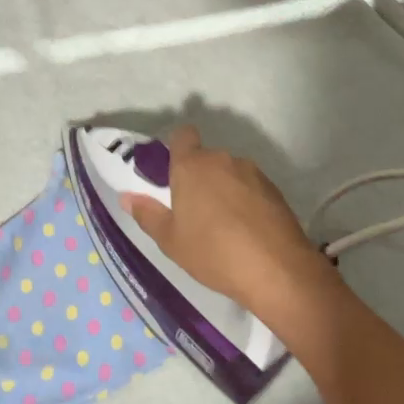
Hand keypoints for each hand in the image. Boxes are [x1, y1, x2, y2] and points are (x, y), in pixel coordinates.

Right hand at [119, 125, 338, 323]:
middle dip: (199, 177)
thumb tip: (127, 196)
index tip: (174, 173)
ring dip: (223, 189)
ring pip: (229, 172)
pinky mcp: (273, 188)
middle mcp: (221, 159)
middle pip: (205, 158)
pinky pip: (250, 186)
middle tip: (194, 211)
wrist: (276, 268)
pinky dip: (245, 200)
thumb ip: (147, 214)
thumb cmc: (213, 253)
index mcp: (191, 166)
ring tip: (224, 226)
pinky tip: (247, 230)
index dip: (177, 148)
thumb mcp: (171, 240)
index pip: (183, 135)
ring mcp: (251, 171)